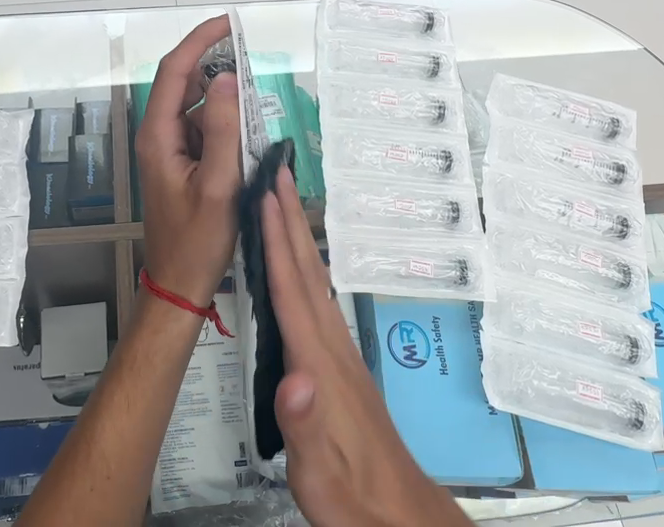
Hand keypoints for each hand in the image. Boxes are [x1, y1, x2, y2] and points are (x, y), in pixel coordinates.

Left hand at [134, 15, 242, 305]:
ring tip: (255, 93)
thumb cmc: (199, 239)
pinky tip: (248, 128)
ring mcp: (168, 148)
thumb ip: (223, 129)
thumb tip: (227, 78)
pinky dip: (223, 120)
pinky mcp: (180, 161)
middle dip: (213, 62)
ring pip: (194, 105)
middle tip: (251, 55)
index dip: (199, 41)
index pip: (175, 71)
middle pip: (182, 82)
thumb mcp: (219, 184)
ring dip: (221, 95)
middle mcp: (158, 134)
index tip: (228, 23)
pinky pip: (201, 127)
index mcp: (159, 135)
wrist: (180, 283)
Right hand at [262, 168, 468, 526]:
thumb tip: (294, 377)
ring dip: (297, 237)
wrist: (400, 515)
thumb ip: (306, 426)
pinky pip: (317, 300)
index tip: (263, 195)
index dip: (276, 241)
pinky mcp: (343, 367)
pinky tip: (298, 269)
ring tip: (282, 202)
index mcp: (319, 366)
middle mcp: (333, 348)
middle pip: (307, 272)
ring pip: (315, 282)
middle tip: (276, 171)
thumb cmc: (352, 496)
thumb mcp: (321, 475)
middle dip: (289, 220)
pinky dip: (303, 269)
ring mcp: (342, 355)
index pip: (293, 293)